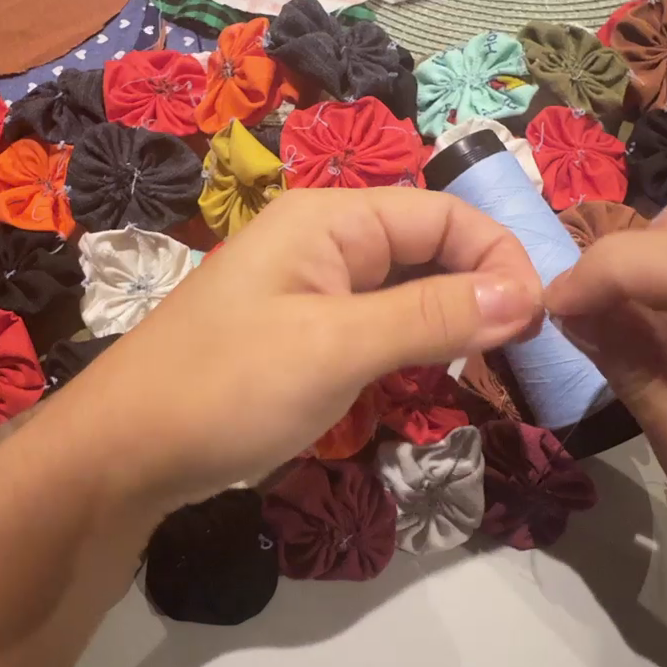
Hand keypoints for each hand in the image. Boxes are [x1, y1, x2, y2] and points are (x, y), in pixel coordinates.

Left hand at [51, 188, 544, 505]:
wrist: (126, 451)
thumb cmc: (227, 388)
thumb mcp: (336, 348)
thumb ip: (430, 316)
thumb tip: (527, 294)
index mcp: (328, 220)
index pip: (442, 214)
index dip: (499, 256)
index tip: (540, 320)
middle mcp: (322, 242)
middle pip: (426, 248)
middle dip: (477, 291)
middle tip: (519, 353)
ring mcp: (308, 290)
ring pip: (403, 291)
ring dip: (447, 321)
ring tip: (484, 367)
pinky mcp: (300, 334)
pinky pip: (373, 325)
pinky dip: (409, 346)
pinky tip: (428, 377)